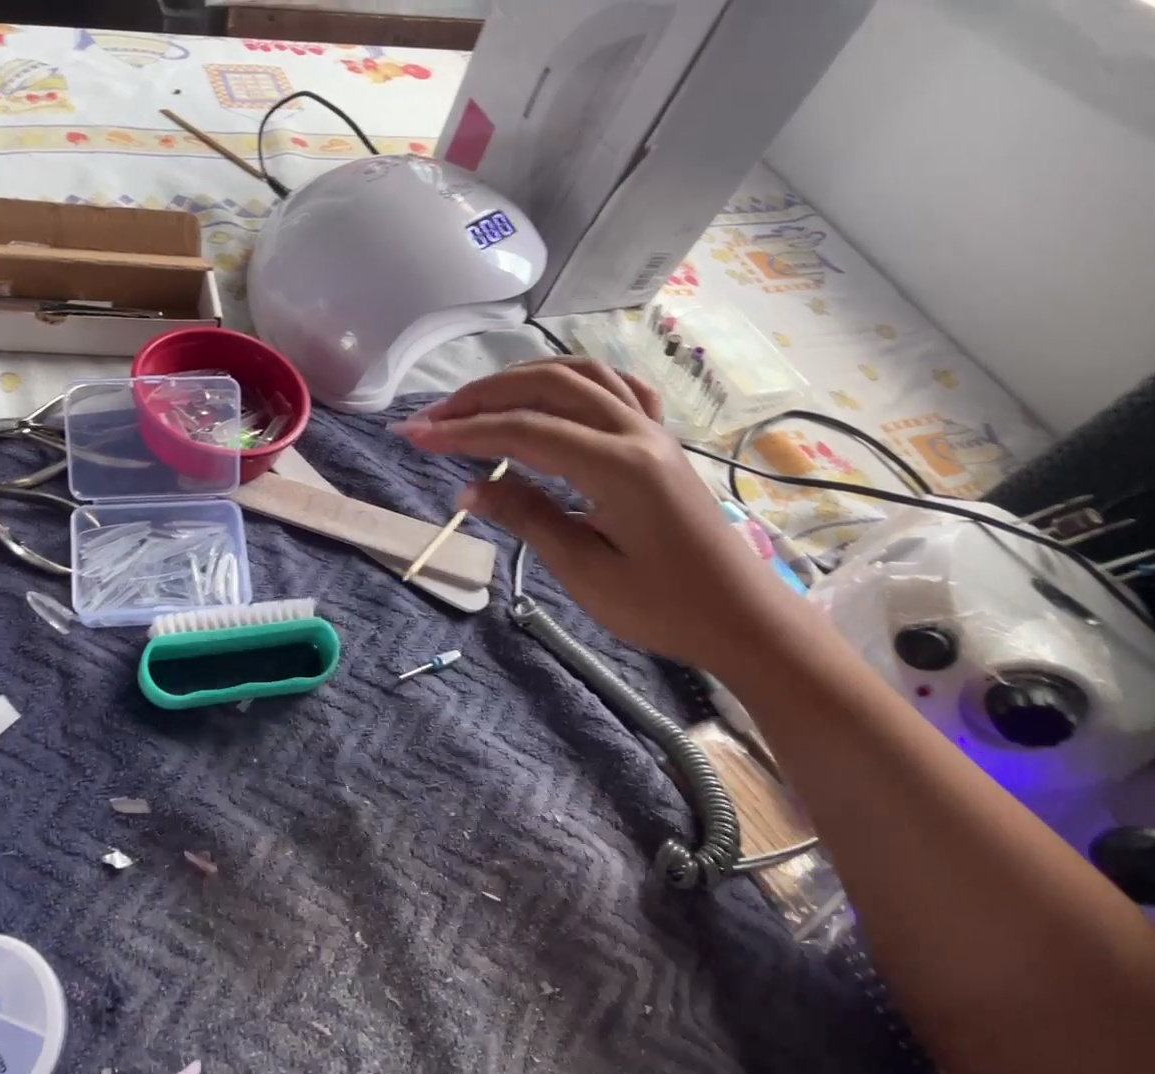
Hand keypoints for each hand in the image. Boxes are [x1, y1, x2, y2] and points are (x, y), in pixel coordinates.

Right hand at [393, 359, 811, 673]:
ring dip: (521, 379)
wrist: (742, 617)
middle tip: (432, 419)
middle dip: (481, 396)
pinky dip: (572, 381)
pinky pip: (616, 388)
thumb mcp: (586, 571)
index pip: (522, 431)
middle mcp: (635, 433)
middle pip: (546, 387)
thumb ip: (528, 519)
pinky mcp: (660, 442)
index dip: (462, 432)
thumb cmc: (664, 607)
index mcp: (616, 467)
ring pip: (580, 376)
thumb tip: (469, 490)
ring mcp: (652, 431)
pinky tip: (552, 394)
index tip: (412, 437)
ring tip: (477, 401)